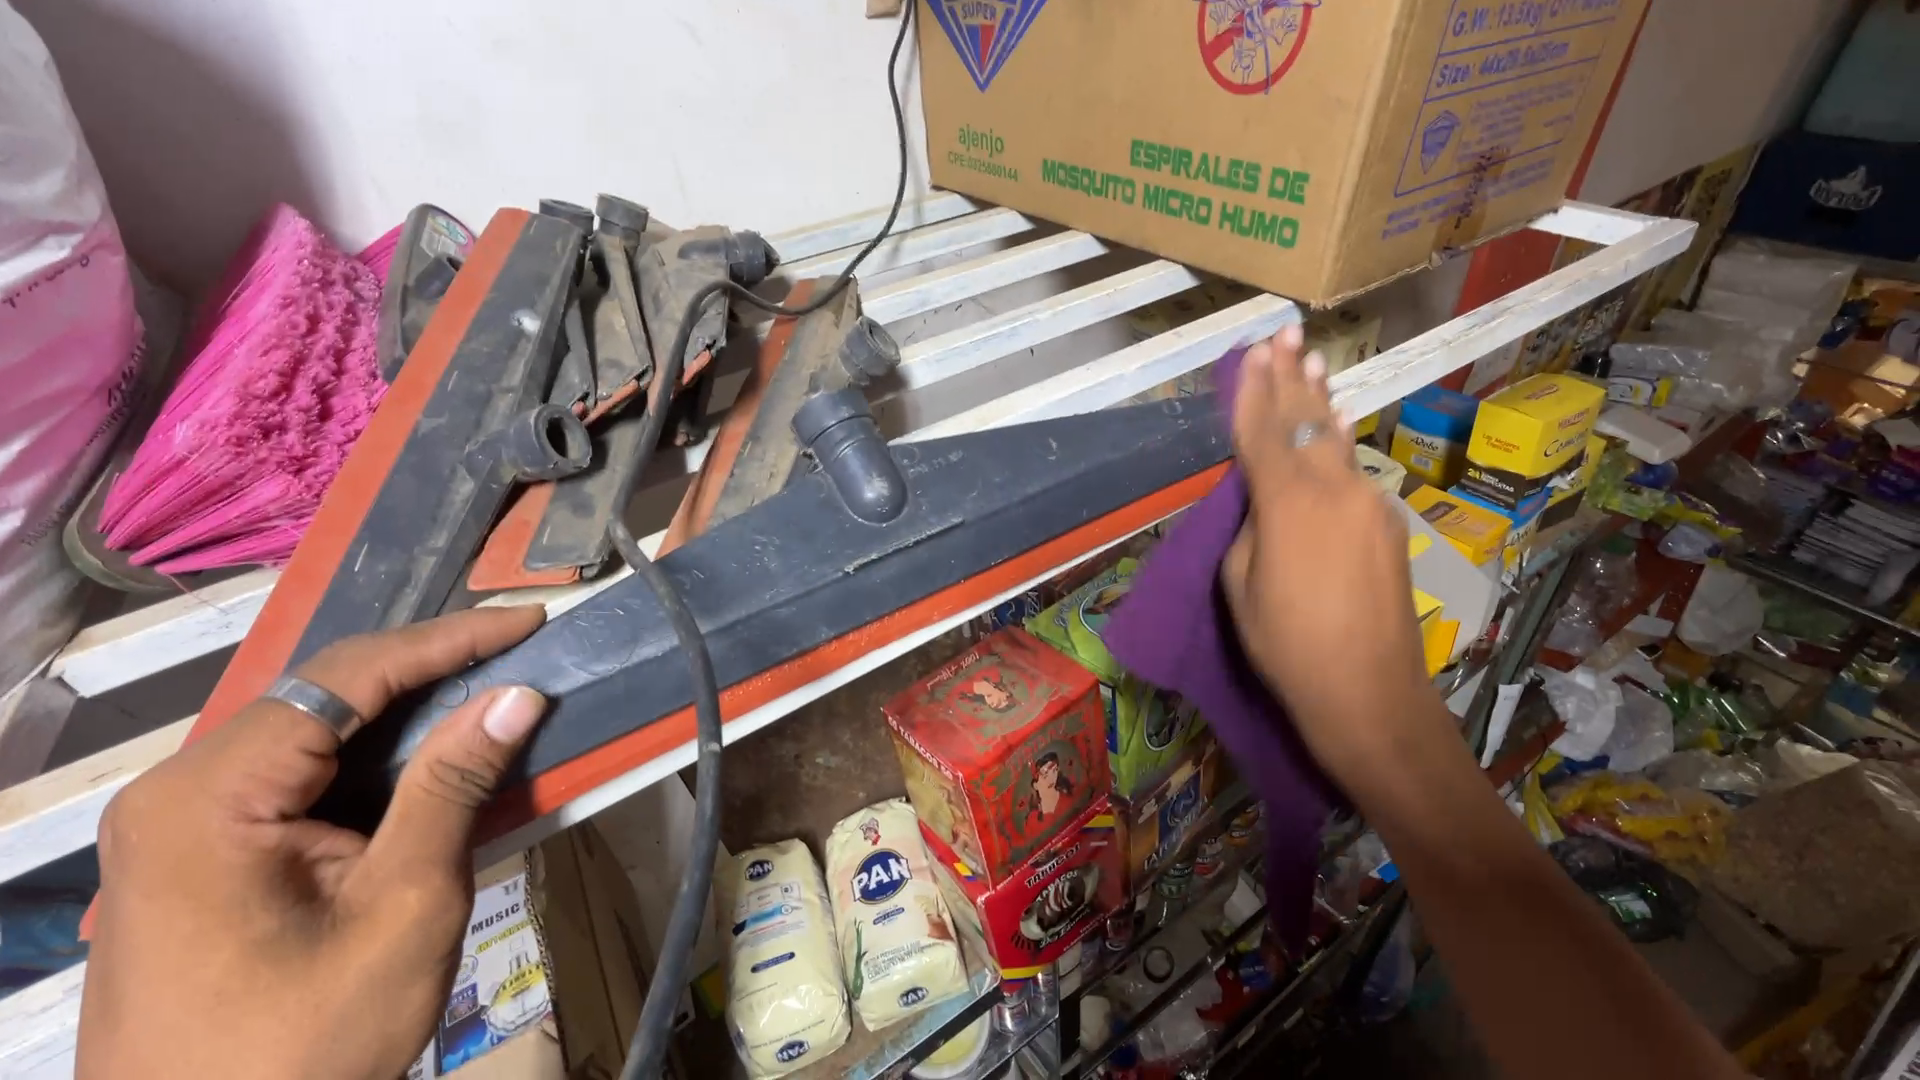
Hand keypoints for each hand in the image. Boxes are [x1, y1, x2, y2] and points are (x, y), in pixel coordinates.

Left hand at [78, 606, 550, 1079]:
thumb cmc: (308, 1040)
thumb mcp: (402, 906)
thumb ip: (452, 787)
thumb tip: (516, 695)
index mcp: (211, 794)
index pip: (346, 676)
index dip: (448, 639)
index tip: (527, 620)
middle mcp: (182, 790)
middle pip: (324, 694)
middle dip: (430, 667)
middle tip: (518, 649)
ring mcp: (186, 823)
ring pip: (316, 731)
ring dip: (408, 711)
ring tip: (492, 690)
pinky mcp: (205, 853)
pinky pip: (301, 775)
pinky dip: (377, 758)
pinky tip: (434, 754)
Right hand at [1219, 326, 1444, 784]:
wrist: (1369, 692)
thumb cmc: (1286, 645)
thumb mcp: (1240, 585)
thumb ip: (1251, 529)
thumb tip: (1267, 504)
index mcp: (1288, 502)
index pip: (1263, 432)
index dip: (1253, 392)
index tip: (1251, 353)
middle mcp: (1335, 489)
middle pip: (1307, 421)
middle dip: (1292, 377)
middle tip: (1286, 334)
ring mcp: (1370, 505)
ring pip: (1337, 442)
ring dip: (1321, 403)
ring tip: (1315, 362)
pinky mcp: (1389, 527)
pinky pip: (1353, 472)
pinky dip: (1337, 444)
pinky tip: (1334, 428)